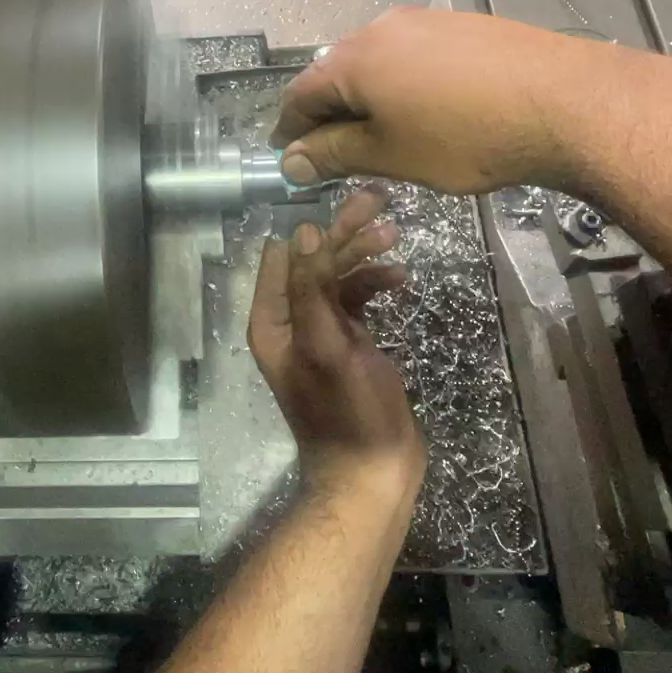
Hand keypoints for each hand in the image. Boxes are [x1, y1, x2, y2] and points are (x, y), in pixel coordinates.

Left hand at [247, 188, 424, 503]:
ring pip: (338, 276)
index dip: (314, 228)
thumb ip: (310, 288)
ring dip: (364, 254)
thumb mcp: (324, 345)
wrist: (373, 471)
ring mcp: (321, 329)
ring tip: (395, 233)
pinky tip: (400, 276)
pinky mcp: (348, 340)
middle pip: (315, 261)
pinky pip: (356, 298)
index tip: (349, 203)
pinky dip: (374, 283)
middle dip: (345, 233)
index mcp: (272, 319)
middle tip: (380, 201)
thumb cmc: (345, 410)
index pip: (285, 256)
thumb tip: (301, 232)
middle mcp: (291, 319)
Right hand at [269, 7, 633, 194]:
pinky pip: (411, 54)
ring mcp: (425, 20)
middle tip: (334, 152)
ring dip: (365, 98)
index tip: (289, 157)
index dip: (289, 129)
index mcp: (353, 58)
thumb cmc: (464, 137)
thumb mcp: (389, 155)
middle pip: (335, 72)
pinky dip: (400, 83)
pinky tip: (425, 109)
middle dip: (328, 113)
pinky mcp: (462, 25)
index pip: (300, 93)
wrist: (565, 102)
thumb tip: (290, 160)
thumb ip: (332, 154)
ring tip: (380, 134)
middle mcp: (381, 27)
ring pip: (375, 62)